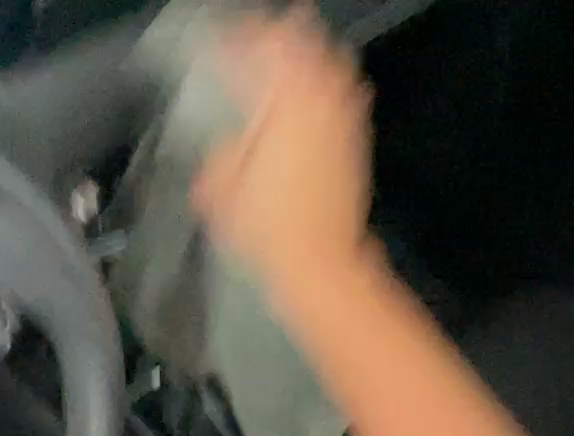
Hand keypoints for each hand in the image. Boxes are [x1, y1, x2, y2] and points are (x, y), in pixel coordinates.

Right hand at [192, 10, 375, 284]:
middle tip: (258, 35)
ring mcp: (343, 117)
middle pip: (300, 42)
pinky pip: (343, 95)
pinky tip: (314, 99)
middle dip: (277, 34)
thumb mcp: (218, 195)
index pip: (255, 49)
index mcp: (281, 101)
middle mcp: (318, 98)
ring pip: (329, 63)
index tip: (219, 38)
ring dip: (307, 55)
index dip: (234, 39)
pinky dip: (326, 87)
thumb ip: (218, 158)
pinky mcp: (356, 140)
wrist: (318, 262)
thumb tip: (222, 149)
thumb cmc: (269, 230)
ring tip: (289, 57)